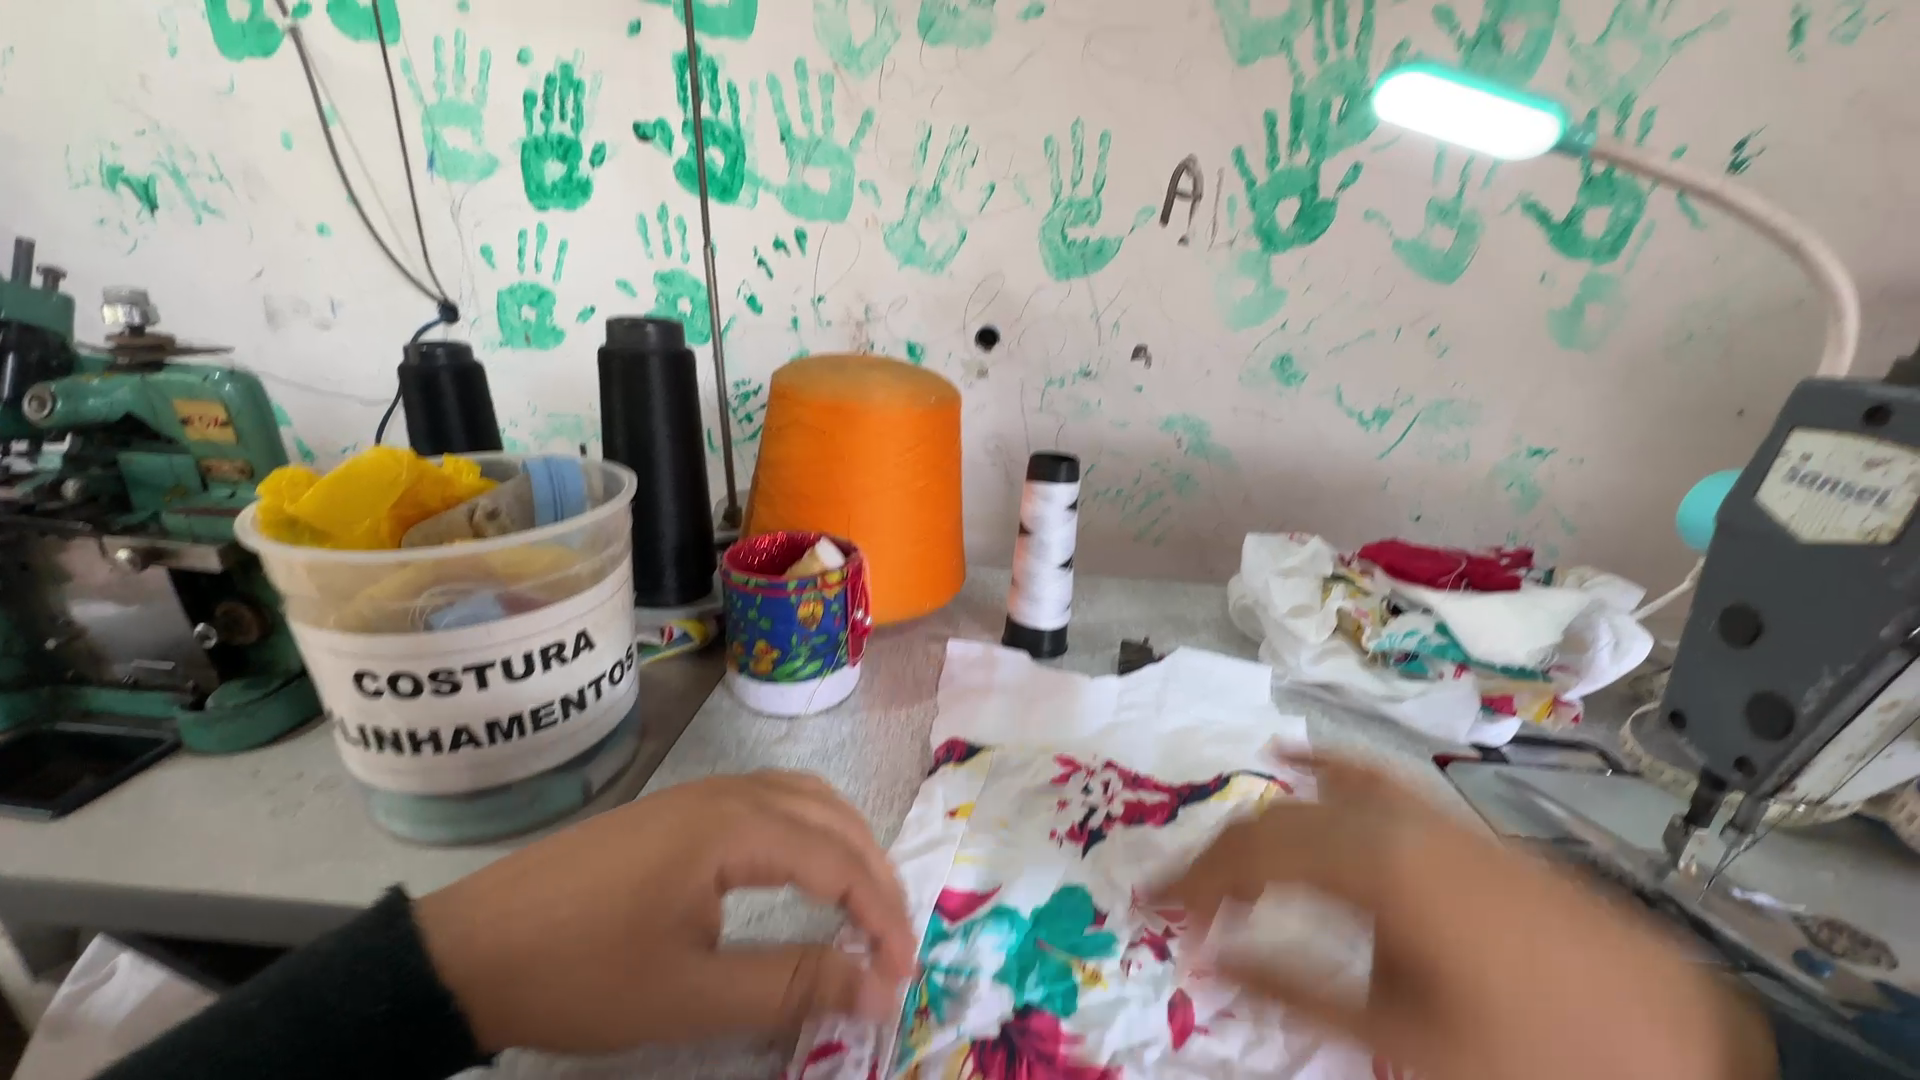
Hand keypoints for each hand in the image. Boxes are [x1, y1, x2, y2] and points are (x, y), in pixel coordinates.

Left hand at [414, 772, 913, 1053]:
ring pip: (805, 799)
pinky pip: (773, 800)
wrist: (468, 949)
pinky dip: (811, 829)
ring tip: (864, 899)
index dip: (881, 915)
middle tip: (892, 940)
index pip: (839, 861)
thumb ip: (791, 985)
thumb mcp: (689, 995)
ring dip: (846, 844)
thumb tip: (877, 987)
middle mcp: (730, 792)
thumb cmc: (581, 974)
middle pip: (832, 818)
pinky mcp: (681, 807)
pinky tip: (805, 863)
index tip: (903, 974)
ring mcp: (702, 792)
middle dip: (875, 875)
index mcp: (736, 826)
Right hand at [1156, 755, 1776, 1079]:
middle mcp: (1392, 818)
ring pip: (1314, 795)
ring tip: (1224, 855)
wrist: (1672, 1034)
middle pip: (1276, 818)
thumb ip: (1291, 987)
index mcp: (1374, 864)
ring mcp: (1428, 811)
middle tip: (1183, 895)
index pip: (1252, 851)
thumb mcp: (1401, 1034)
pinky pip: (1373, 777)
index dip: (1195, 876)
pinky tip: (1299, 758)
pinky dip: (1325, 768)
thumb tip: (1209, 955)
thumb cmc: (1529, 1048)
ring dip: (1261, 821)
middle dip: (1219, 855)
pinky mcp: (1456, 821)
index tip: (1156, 905)